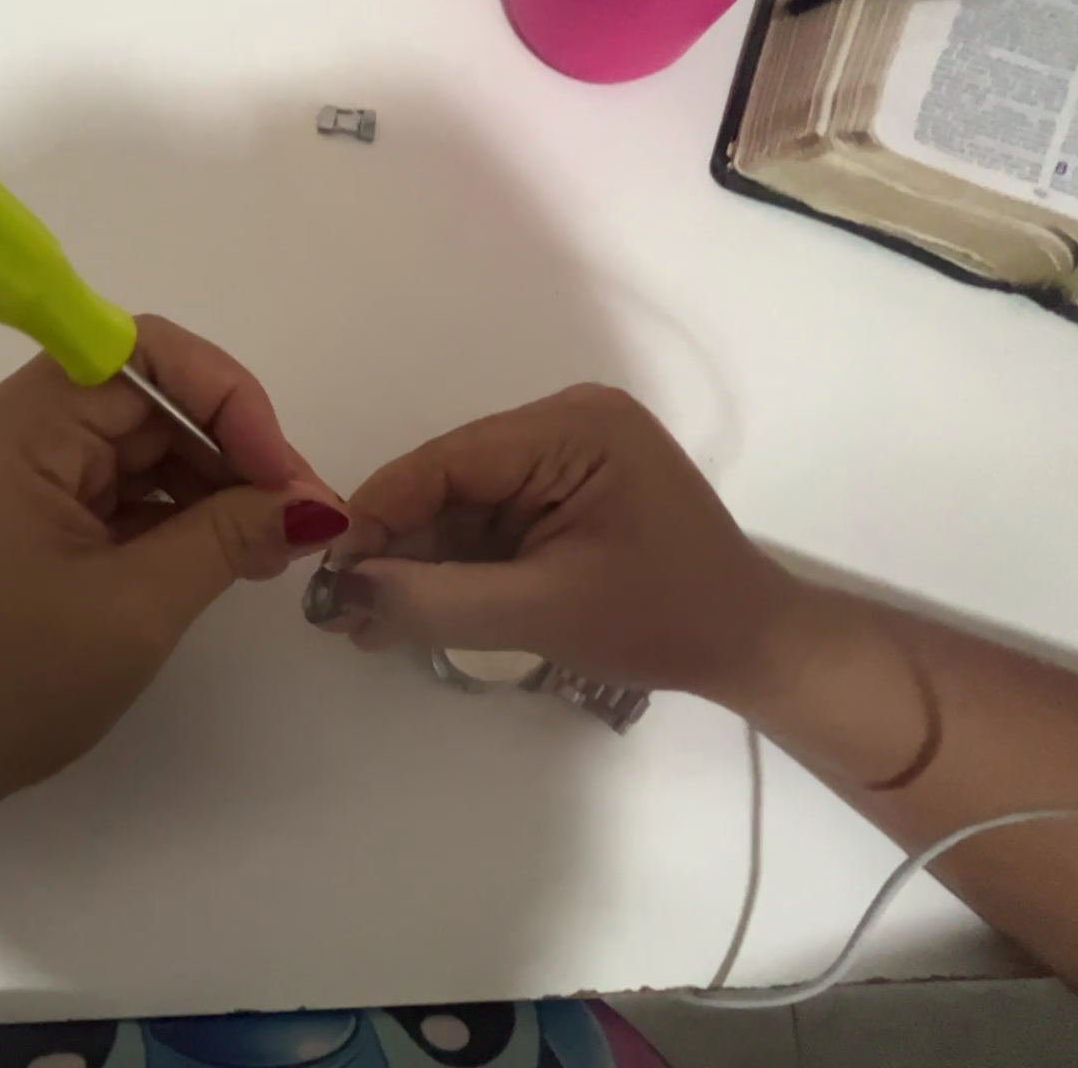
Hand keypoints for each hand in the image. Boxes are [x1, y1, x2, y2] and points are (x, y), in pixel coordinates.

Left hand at [0, 315, 346, 857]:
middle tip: (299, 517)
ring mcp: (25, 476)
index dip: (226, 396)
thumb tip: (314, 505)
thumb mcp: (136, 607)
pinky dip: (177, 517)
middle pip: (147, 401)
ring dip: (212, 488)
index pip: (141, 356)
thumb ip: (229, 538)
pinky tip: (224, 555)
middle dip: (231, 451)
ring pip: (141, 449)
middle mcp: (17, 432)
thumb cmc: (14, 684)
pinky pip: (121, 491)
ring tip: (271, 548)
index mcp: (20, 429)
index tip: (279, 472)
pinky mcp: (36, 517)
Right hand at [316, 384, 803, 700]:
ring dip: (407, 568)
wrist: (749, 648)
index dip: (376, 514)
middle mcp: (555, 429)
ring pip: (450, 513)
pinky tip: (399, 613)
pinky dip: (440, 573)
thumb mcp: (541, 613)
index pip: (445, 463)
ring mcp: (551, 462)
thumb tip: (341, 592)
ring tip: (360, 624)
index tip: (327, 571)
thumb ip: (436, 601)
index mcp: (570, 429)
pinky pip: (474, 530)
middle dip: (389, 551)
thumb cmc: (663, 622)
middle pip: (441, 487)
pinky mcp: (547, 496)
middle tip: (337, 609)